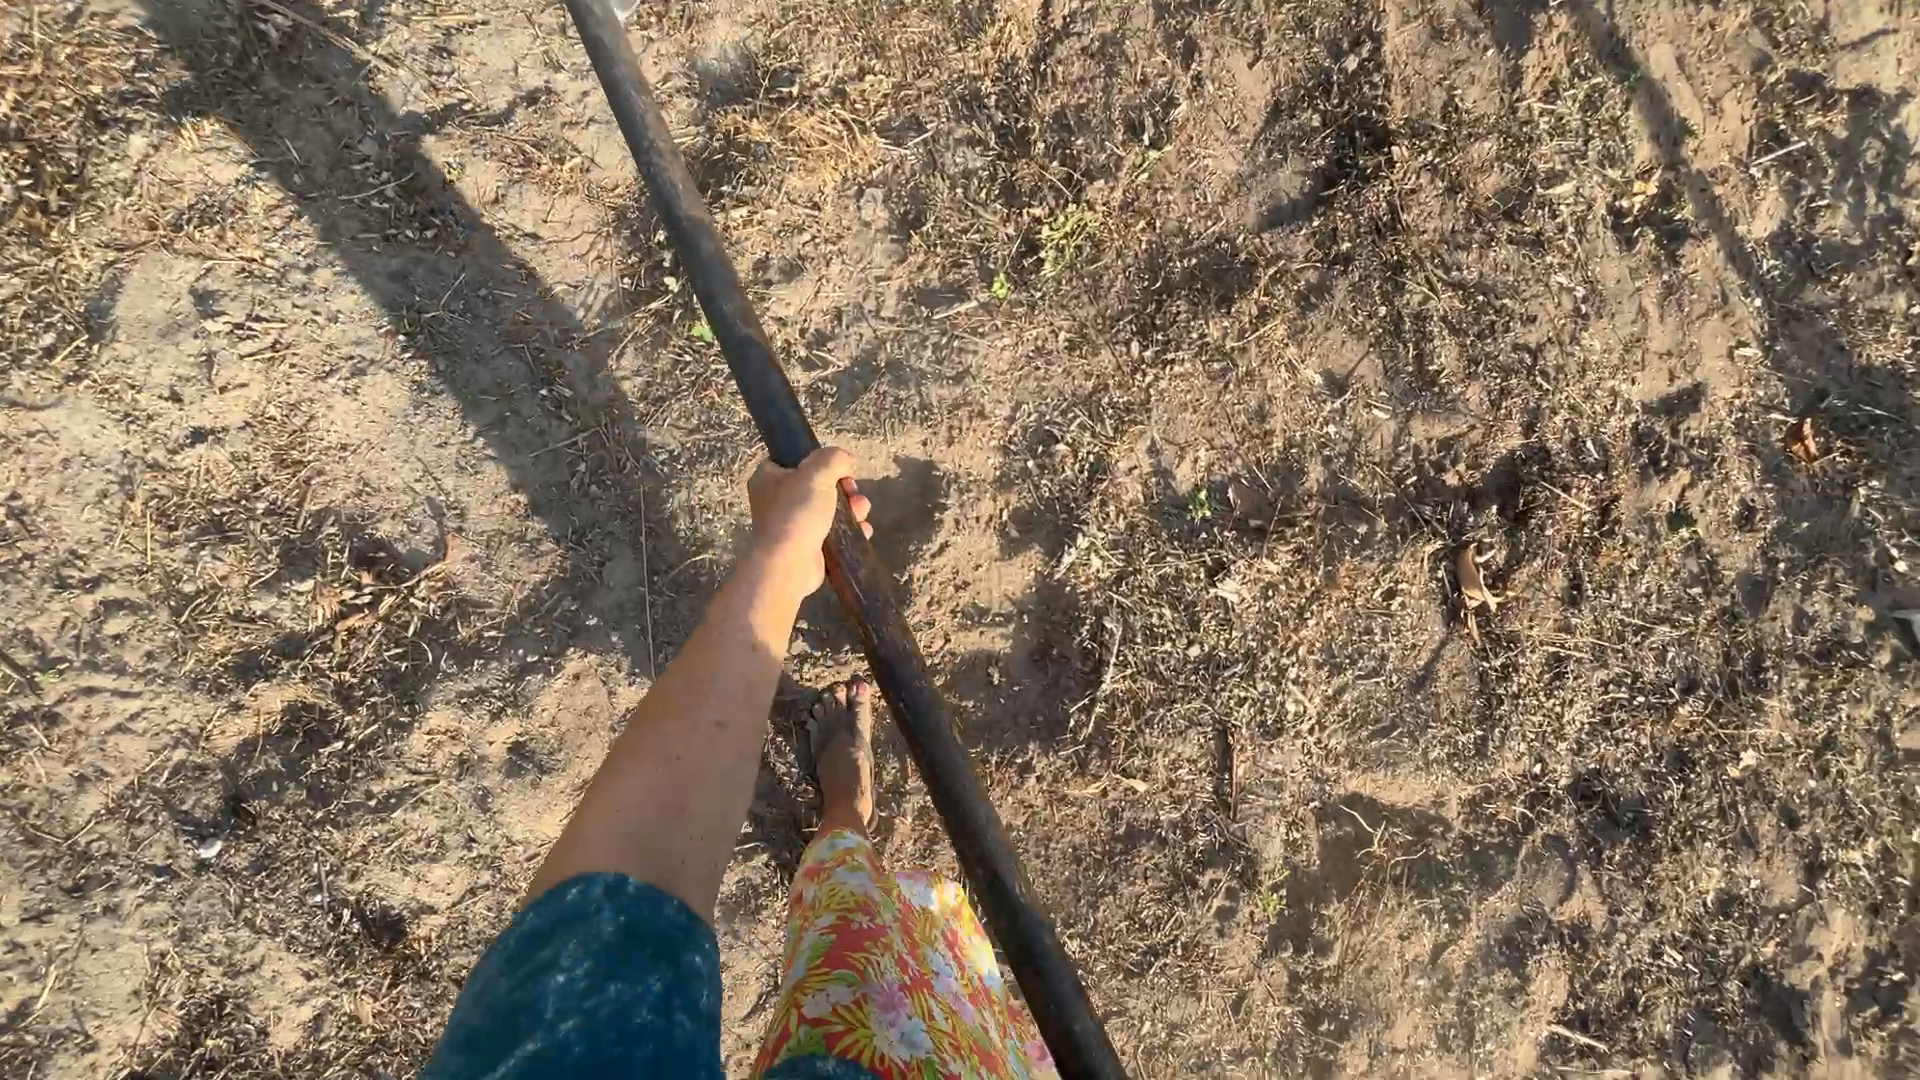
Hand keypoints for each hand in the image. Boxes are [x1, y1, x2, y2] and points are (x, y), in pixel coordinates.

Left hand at [746, 447, 872, 595]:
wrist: (789, 565)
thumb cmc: (796, 514)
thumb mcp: (816, 474)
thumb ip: (833, 459)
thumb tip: (845, 459)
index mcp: (768, 478)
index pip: (794, 460)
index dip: (819, 461)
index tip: (838, 467)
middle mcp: (778, 501)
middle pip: (819, 485)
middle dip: (844, 487)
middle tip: (852, 491)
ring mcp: (793, 525)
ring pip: (830, 509)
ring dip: (852, 508)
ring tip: (861, 512)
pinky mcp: (809, 547)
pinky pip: (835, 532)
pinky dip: (850, 530)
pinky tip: (862, 530)